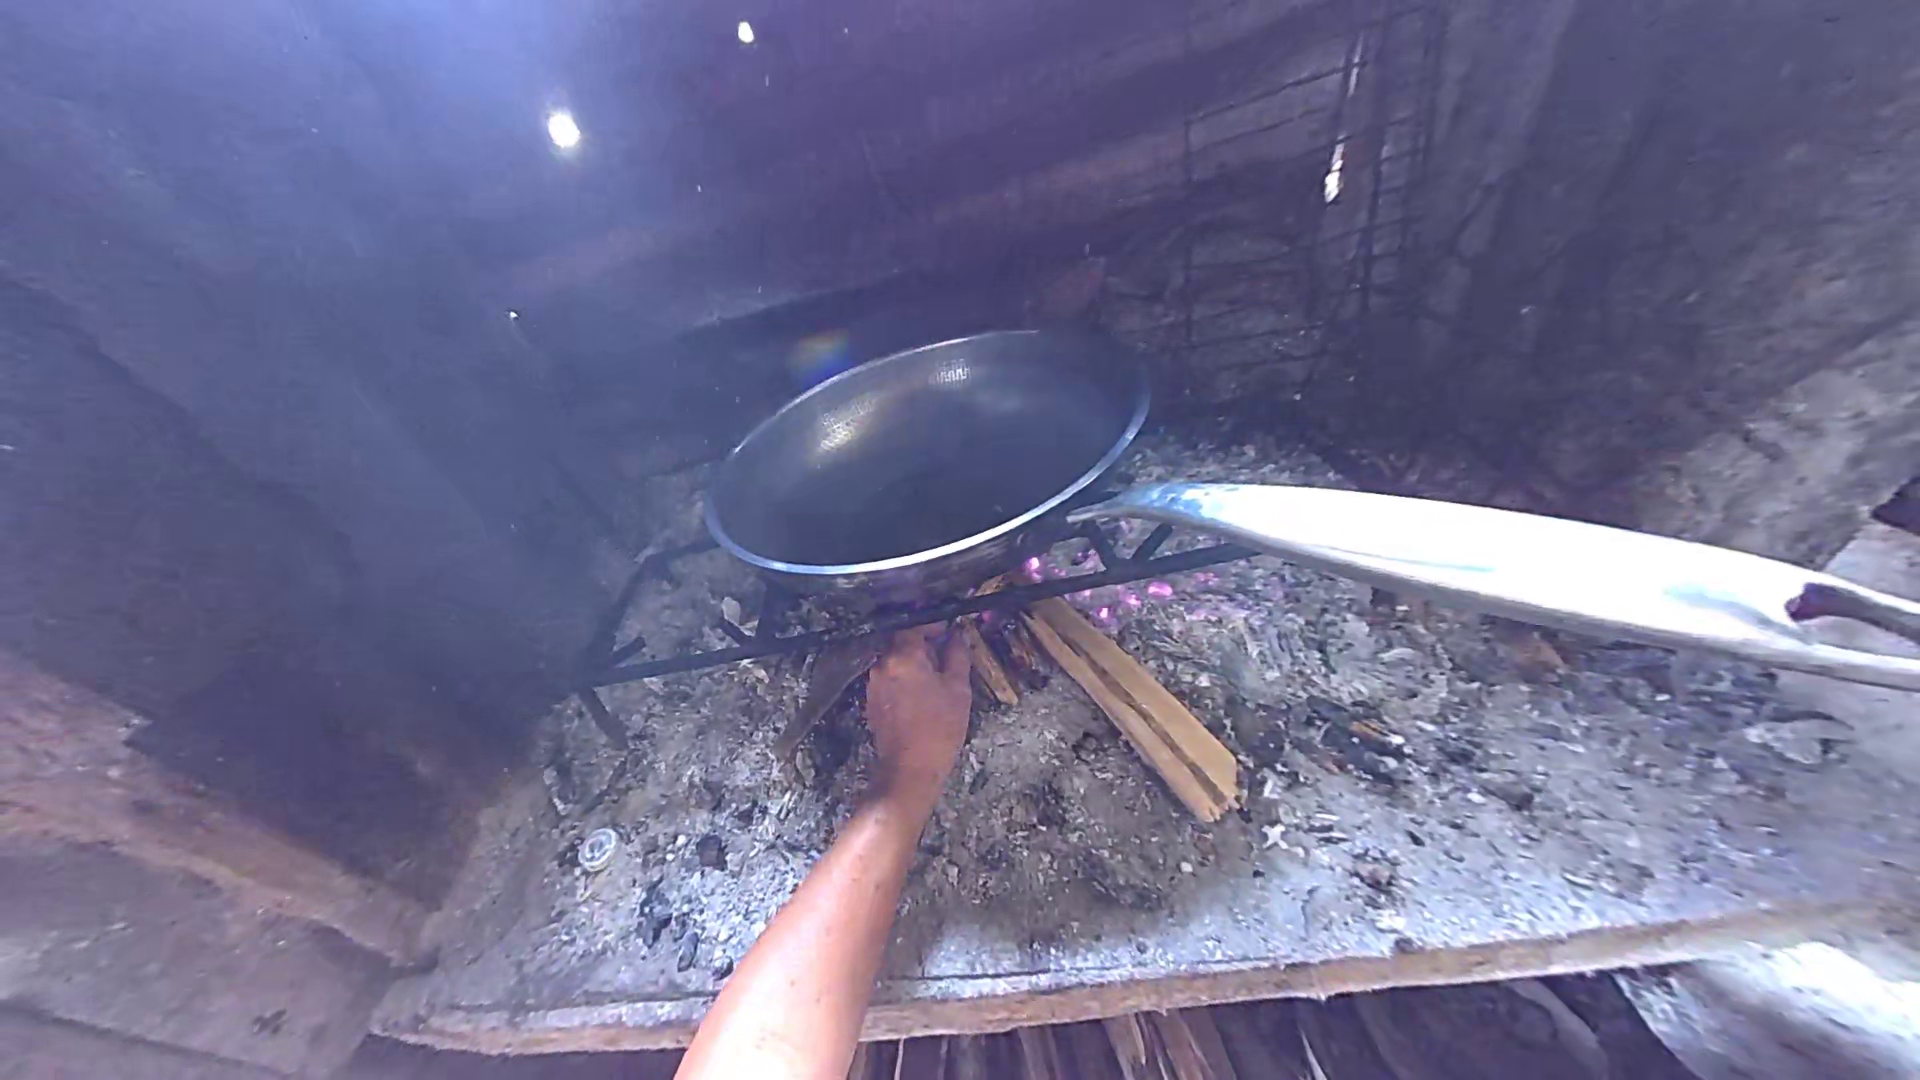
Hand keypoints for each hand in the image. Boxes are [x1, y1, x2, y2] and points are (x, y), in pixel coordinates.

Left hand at [864, 624, 970, 804]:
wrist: (910, 769)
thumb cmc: (940, 727)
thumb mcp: (958, 689)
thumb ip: (957, 655)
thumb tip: (957, 635)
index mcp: (903, 657)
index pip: (914, 626)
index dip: (931, 625)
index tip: (946, 630)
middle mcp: (883, 665)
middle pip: (901, 642)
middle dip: (922, 643)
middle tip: (944, 654)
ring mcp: (874, 684)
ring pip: (894, 660)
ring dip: (912, 661)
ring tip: (935, 676)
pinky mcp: (872, 701)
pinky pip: (889, 678)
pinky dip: (903, 677)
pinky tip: (920, 693)